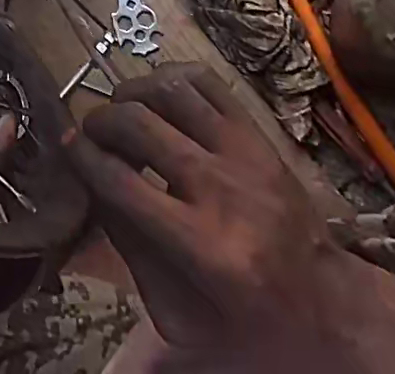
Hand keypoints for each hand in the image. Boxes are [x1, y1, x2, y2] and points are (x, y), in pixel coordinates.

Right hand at [62, 64, 366, 362]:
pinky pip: (206, 81)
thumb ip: (132, 248)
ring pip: (171, 91)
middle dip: (101, 120)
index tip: (67, 145)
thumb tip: (93, 185)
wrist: (327, 300)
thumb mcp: (180, 312)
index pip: (122, 183)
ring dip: (133, 92)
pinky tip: (158, 95)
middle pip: (140, 125)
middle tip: (91, 130)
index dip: (83, 156)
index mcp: (202, 246)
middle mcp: (221, 188)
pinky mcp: (258, 133)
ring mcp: (244, 152)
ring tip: (122, 109)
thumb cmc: (247, 318)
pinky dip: (172, 77)